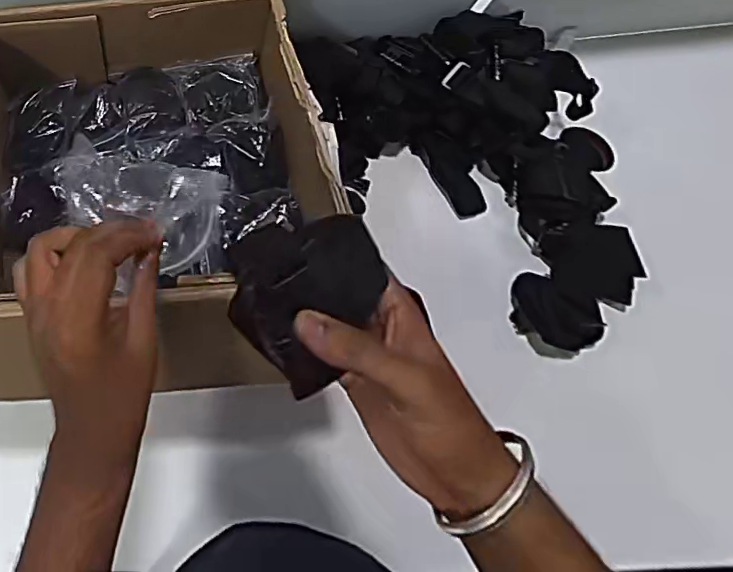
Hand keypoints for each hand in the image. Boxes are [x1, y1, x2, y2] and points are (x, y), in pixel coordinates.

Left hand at [13, 221, 161, 450]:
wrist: (90, 434)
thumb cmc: (122, 397)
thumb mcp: (143, 340)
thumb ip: (143, 287)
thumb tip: (149, 248)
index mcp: (77, 318)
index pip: (97, 254)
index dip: (128, 236)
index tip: (153, 232)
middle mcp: (47, 307)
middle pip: (73, 246)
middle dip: (111, 232)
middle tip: (140, 232)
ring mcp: (32, 309)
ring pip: (41, 248)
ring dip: (74, 236)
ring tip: (107, 243)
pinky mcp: (28, 313)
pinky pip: (27, 269)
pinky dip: (50, 254)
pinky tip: (76, 260)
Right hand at [295, 281, 517, 519]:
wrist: (458, 480)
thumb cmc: (457, 427)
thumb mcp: (407, 379)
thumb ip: (357, 349)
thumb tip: (311, 323)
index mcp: (398, 312)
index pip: (360, 270)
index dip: (332, 258)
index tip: (299, 251)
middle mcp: (377, 326)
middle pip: (334, 293)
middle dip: (308, 287)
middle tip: (276, 278)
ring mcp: (361, 351)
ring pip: (322, 321)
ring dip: (301, 317)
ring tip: (274, 307)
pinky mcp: (348, 376)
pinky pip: (316, 352)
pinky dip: (299, 347)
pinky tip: (285, 343)